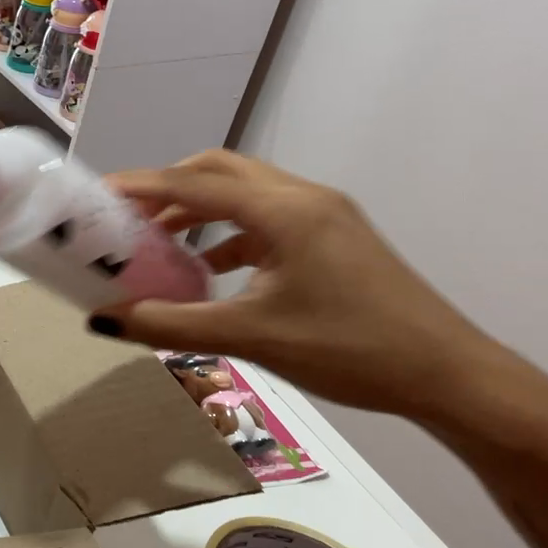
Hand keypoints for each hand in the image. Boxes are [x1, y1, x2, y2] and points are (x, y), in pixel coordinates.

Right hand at [92, 151, 509, 418]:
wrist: (454, 378)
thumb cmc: (351, 351)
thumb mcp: (248, 337)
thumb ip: (166, 323)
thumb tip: (100, 319)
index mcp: (284, 211)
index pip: (193, 183)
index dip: (138, 186)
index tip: (93, 195)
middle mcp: (304, 198)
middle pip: (217, 169)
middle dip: (166, 187)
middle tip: (125, 215)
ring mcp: (325, 215)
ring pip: (242, 190)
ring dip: (195, 207)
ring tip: (156, 239)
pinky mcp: (334, 237)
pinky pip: (264, 215)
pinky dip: (225, 229)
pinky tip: (208, 265)